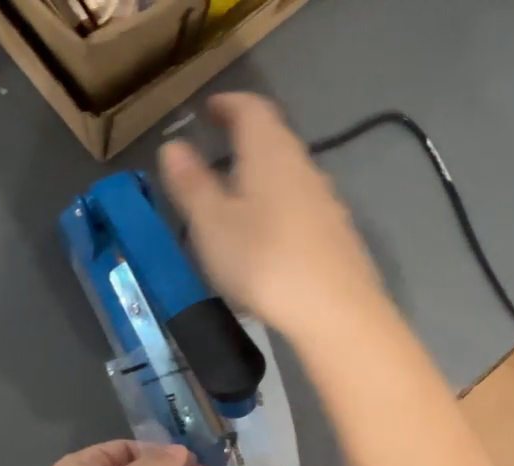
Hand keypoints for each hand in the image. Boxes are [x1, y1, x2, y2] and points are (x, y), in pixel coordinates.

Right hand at [159, 93, 389, 340]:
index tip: (209, 110)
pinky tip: (271, 239)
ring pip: (291, 176)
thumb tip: (173, 145)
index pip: (251, 109)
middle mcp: (304, 167)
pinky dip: (282, 209)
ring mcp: (328, 202)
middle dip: (247, 140)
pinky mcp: (340, 236)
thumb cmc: (265, 263)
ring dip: (265, 177)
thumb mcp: (213, 225)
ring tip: (240, 197)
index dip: (228, 104)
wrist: (337, 313)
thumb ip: (191, 184)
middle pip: (275, 139)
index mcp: (270, 153)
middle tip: (220, 153)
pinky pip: (304, 208)